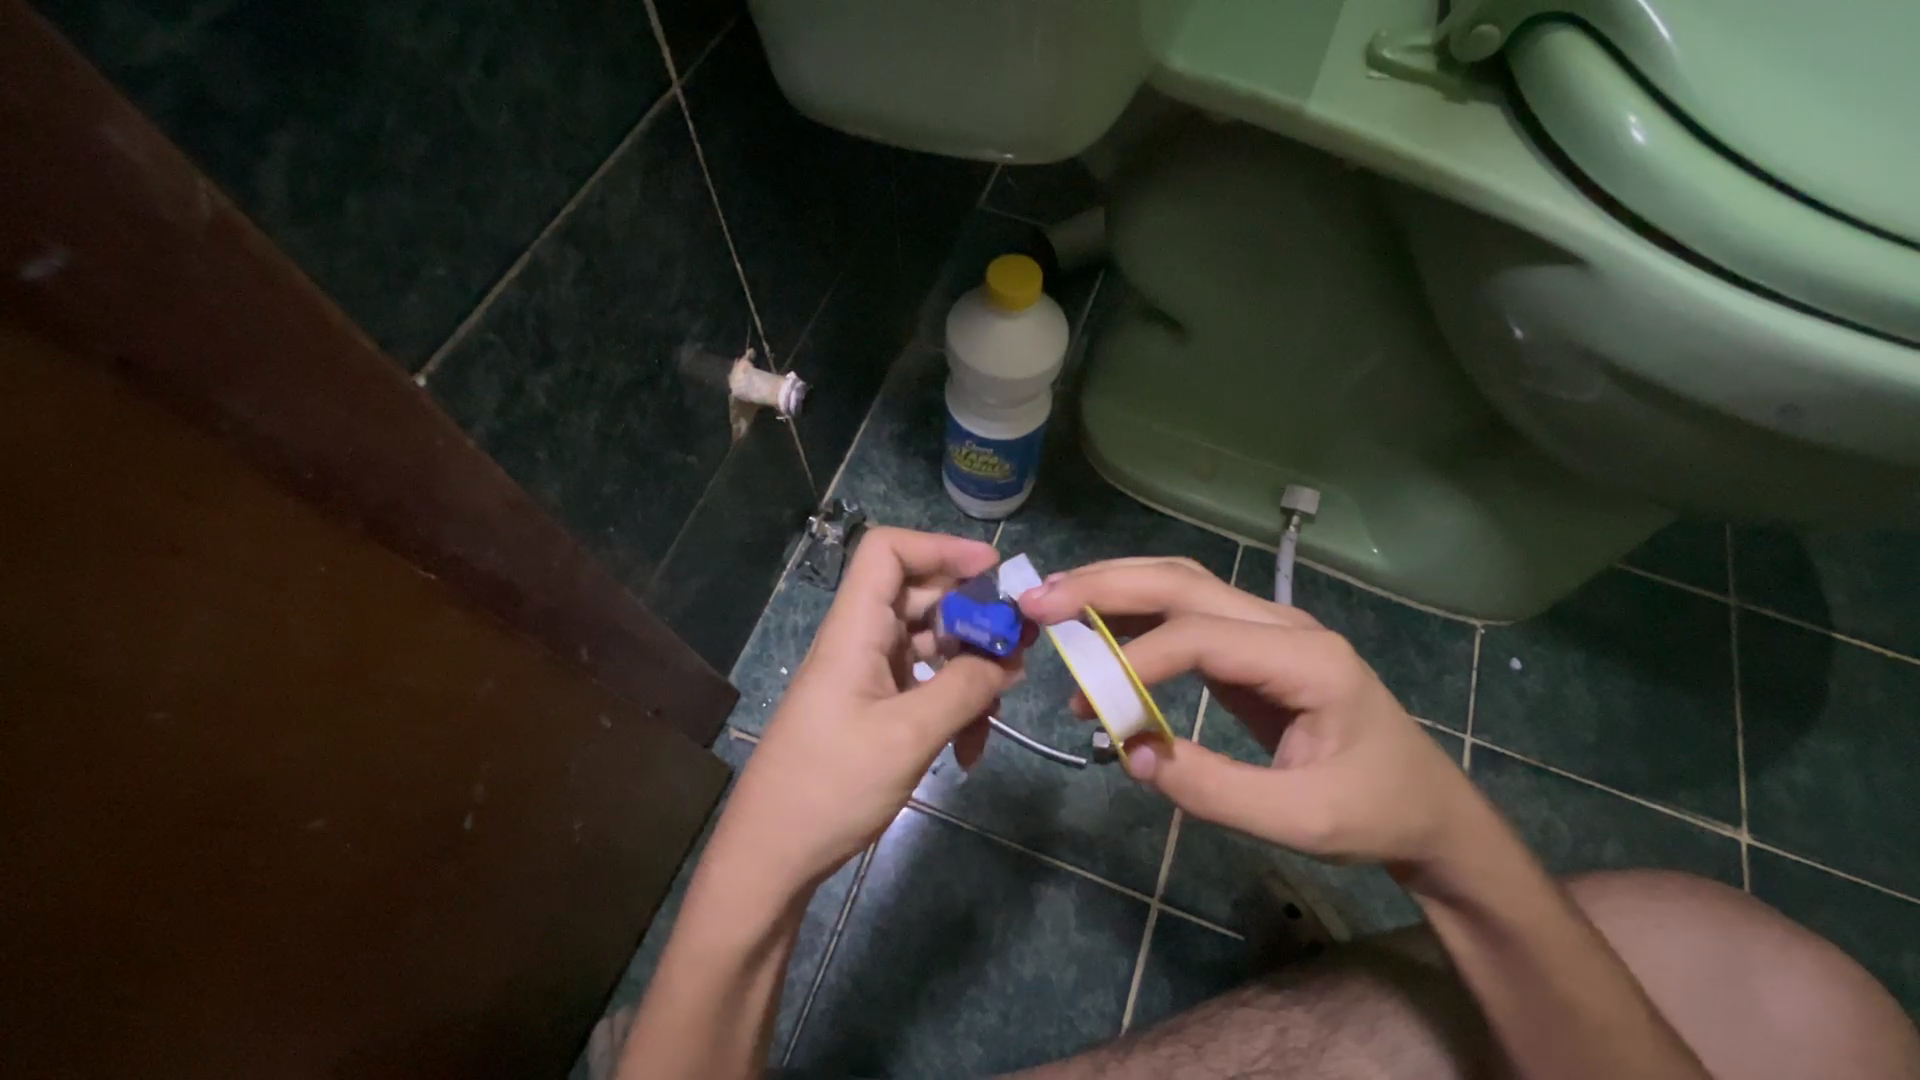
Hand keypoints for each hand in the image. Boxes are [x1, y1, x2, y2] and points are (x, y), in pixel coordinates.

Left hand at [714, 528, 1021, 895]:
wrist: (773, 856)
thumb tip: (1011, 658)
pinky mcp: (873, 710)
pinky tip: (969, 749)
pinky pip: (923, 688)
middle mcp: (860, 642)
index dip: (940, 547)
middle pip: (920, 598)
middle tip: (1021, 644)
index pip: (888, 552)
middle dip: (973, 617)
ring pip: (930, 647)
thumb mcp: (909, 735)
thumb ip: (966, 688)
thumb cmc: (831, 786)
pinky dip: (952, 707)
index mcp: (854, 630)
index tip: (993, 571)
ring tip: (1000, 704)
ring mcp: (867, 678)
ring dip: (969, 670)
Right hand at [1018, 557, 1481, 875]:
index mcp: (1307, 658)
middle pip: (1183, 583)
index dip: (1136, 661)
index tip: (1088, 700)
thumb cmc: (1374, 811)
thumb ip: (1215, 790)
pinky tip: (1093, 628)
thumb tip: (1132, 753)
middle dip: (1105, 587)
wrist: (1426, 805)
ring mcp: (1266, 629)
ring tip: (1052, 602)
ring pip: (1180, 584)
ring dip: (1113, 587)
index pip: (1202, 637)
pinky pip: (1184, 613)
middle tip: (1037, 602)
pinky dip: (1132, 614)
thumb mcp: (1302, 820)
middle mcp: (1283, 625)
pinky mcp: (1249, 646)